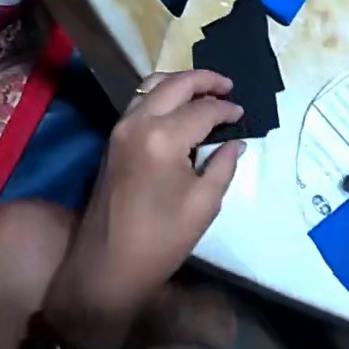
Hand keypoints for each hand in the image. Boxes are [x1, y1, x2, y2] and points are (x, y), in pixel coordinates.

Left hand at [42, 71, 244, 348]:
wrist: (106, 268)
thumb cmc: (161, 240)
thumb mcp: (204, 203)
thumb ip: (224, 164)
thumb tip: (236, 142)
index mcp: (164, 138)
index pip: (204, 110)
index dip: (227, 110)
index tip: (243, 114)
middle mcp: (139, 123)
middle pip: (176, 84)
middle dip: (205, 80)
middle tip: (229, 87)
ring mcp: (121, 128)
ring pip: (152, 85)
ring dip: (181, 83)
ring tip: (206, 92)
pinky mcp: (113, 139)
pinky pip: (140, 101)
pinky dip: (162, 95)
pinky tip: (180, 108)